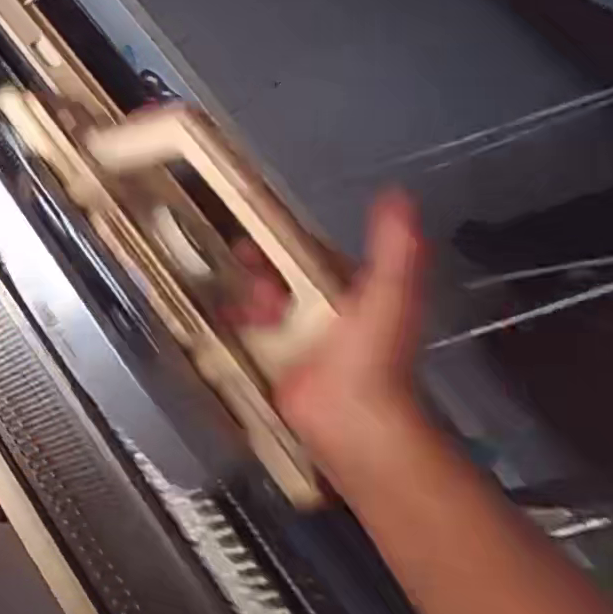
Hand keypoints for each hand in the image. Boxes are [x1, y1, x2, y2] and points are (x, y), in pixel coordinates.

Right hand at [230, 190, 427, 470]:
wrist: (350, 418)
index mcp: (349, 291)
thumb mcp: (389, 294)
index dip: (282, 242)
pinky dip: (231, 324)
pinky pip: (247, 334)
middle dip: (257, 270)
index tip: (252, 233)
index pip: (309, 255)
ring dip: (243, 296)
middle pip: (279, 278)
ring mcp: (296, 338)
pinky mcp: (273, 360)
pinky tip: (216, 319)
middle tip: (238, 266)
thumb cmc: (369, 355)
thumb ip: (392, 249)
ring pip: (261, 304)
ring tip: (230, 298)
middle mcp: (323, 311)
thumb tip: (396, 195)